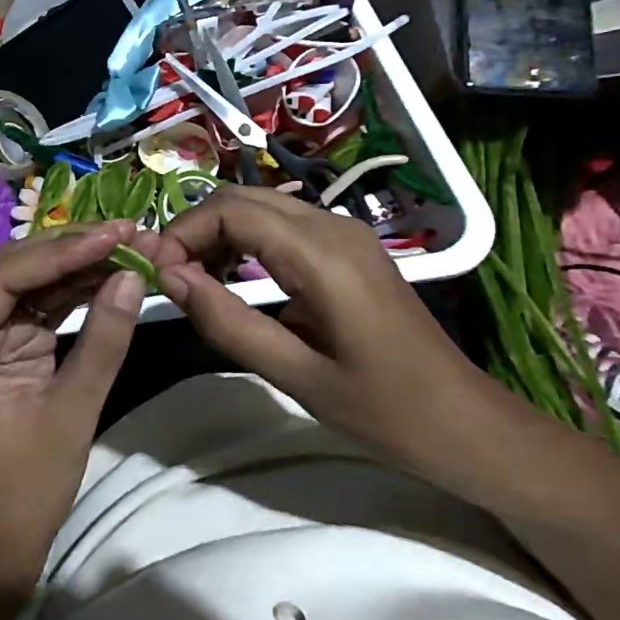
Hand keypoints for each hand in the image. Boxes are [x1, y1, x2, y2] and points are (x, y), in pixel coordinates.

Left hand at [0, 221, 155, 619]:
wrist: (9, 540)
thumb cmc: (27, 486)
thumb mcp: (71, 413)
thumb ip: (102, 343)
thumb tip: (133, 277)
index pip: (3, 279)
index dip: (58, 253)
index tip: (111, 236)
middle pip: (17, 271)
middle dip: (72, 249)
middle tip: (127, 231)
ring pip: (35, 282)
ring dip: (81, 262)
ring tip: (129, 242)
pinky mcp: (14, 346)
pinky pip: (47, 305)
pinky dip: (80, 288)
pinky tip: (114, 270)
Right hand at [155, 186, 482, 463]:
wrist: (464, 422)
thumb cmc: (384, 410)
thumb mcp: (296, 375)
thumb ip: (227, 322)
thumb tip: (168, 276)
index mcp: (322, 254)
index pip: (232, 210)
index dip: (184, 232)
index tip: (156, 273)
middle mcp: (334, 226)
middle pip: (244, 197)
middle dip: (197, 228)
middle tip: (168, 278)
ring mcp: (346, 233)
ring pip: (263, 206)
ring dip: (221, 232)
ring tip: (194, 281)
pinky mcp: (351, 247)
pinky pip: (285, 225)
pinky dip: (248, 240)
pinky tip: (235, 278)